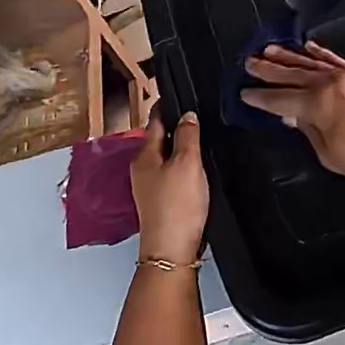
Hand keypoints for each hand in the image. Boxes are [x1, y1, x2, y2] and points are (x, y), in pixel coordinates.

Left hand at [131, 110, 207, 265]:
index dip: (167, 106)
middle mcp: (142, 169)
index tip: (178, 93)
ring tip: (202, 137)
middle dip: (176, 126)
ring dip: (180, 147)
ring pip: (166, 158)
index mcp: (144, 155)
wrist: (172, 251)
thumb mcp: (187, 164)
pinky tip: (198, 168)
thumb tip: (186, 115)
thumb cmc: (178, 205)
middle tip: (198, 114)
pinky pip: (172, 174)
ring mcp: (150, 187)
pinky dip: (183, 166)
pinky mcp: (161, 202)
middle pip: (159, 139)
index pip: (155, 122)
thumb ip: (187, 136)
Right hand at [241, 43, 344, 185]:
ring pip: (310, 63)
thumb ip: (309, 132)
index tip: (244, 92)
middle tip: (248, 62)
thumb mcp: (332, 155)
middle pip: (292, 75)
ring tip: (268, 50)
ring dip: (287, 56)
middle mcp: (329, 84)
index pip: (281, 100)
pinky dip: (319, 52)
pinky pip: (334, 60)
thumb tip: (292, 117)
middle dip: (268, 69)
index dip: (260, 98)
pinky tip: (307, 46)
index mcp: (318, 105)